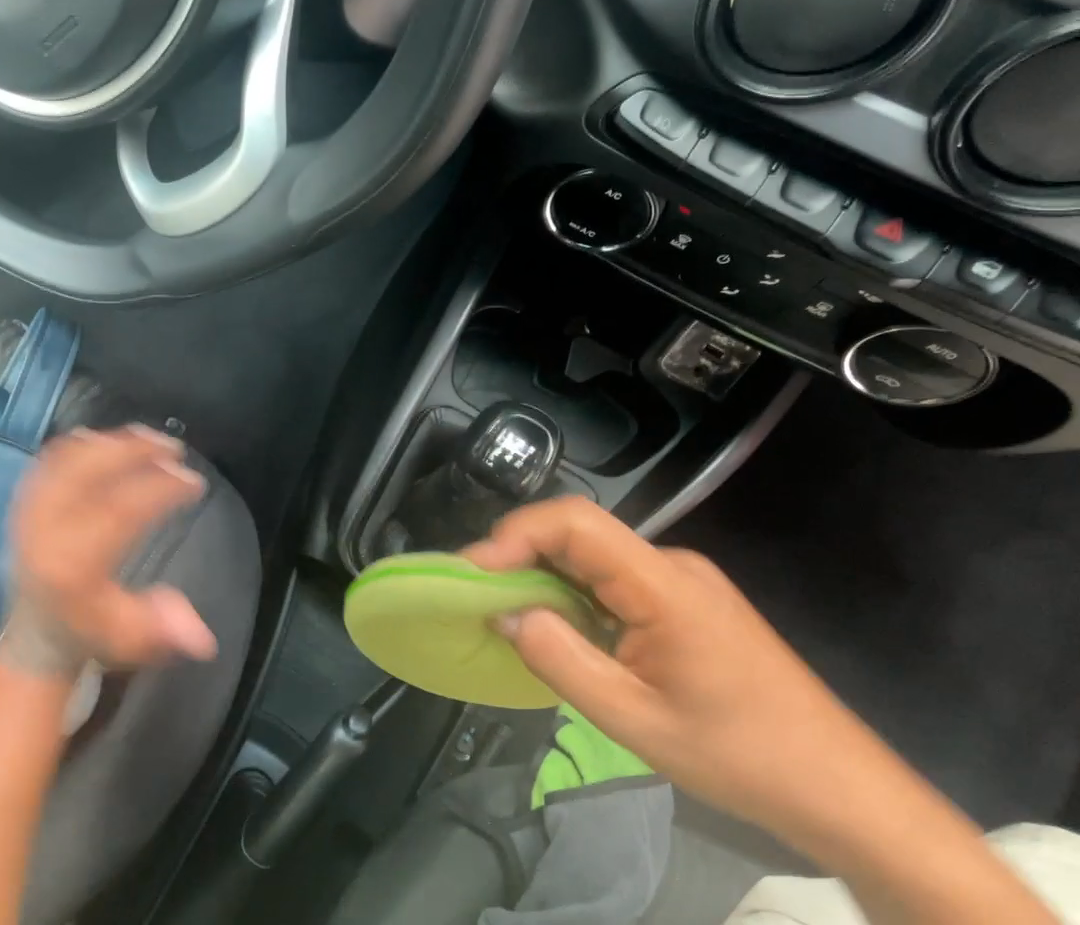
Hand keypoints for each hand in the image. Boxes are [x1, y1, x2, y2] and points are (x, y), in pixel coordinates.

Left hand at [2, 426, 217, 677]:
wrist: (37, 630)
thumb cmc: (89, 630)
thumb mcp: (129, 640)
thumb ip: (162, 630)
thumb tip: (200, 635)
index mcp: (72, 563)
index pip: (119, 511)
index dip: (160, 488)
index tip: (194, 480)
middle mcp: (45, 530)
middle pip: (87, 472)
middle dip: (133, 452)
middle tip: (172, 447)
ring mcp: (29, 511)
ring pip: (68, 459)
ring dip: (110, 442)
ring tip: (149, 437)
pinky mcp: (24, 500)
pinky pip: (50, 459)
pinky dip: (81, 444)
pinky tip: (110, 439)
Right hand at [461, 497, 883, 835]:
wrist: (843, 792)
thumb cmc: (741, 756)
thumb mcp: (633, 719)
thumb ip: (559, 659)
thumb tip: (503, 613)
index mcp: (666, 585)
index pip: (574, 523)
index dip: (513, 535)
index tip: (472, 575)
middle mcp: (674, 568)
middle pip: (578, 536)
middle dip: (517, 560)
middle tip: (476, 602)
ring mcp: (684, 585)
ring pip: (591, 562)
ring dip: (543, 583)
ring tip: (508, 621)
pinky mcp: (686, 606)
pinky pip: (612, 585)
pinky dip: (572, 601)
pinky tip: (559, 636)